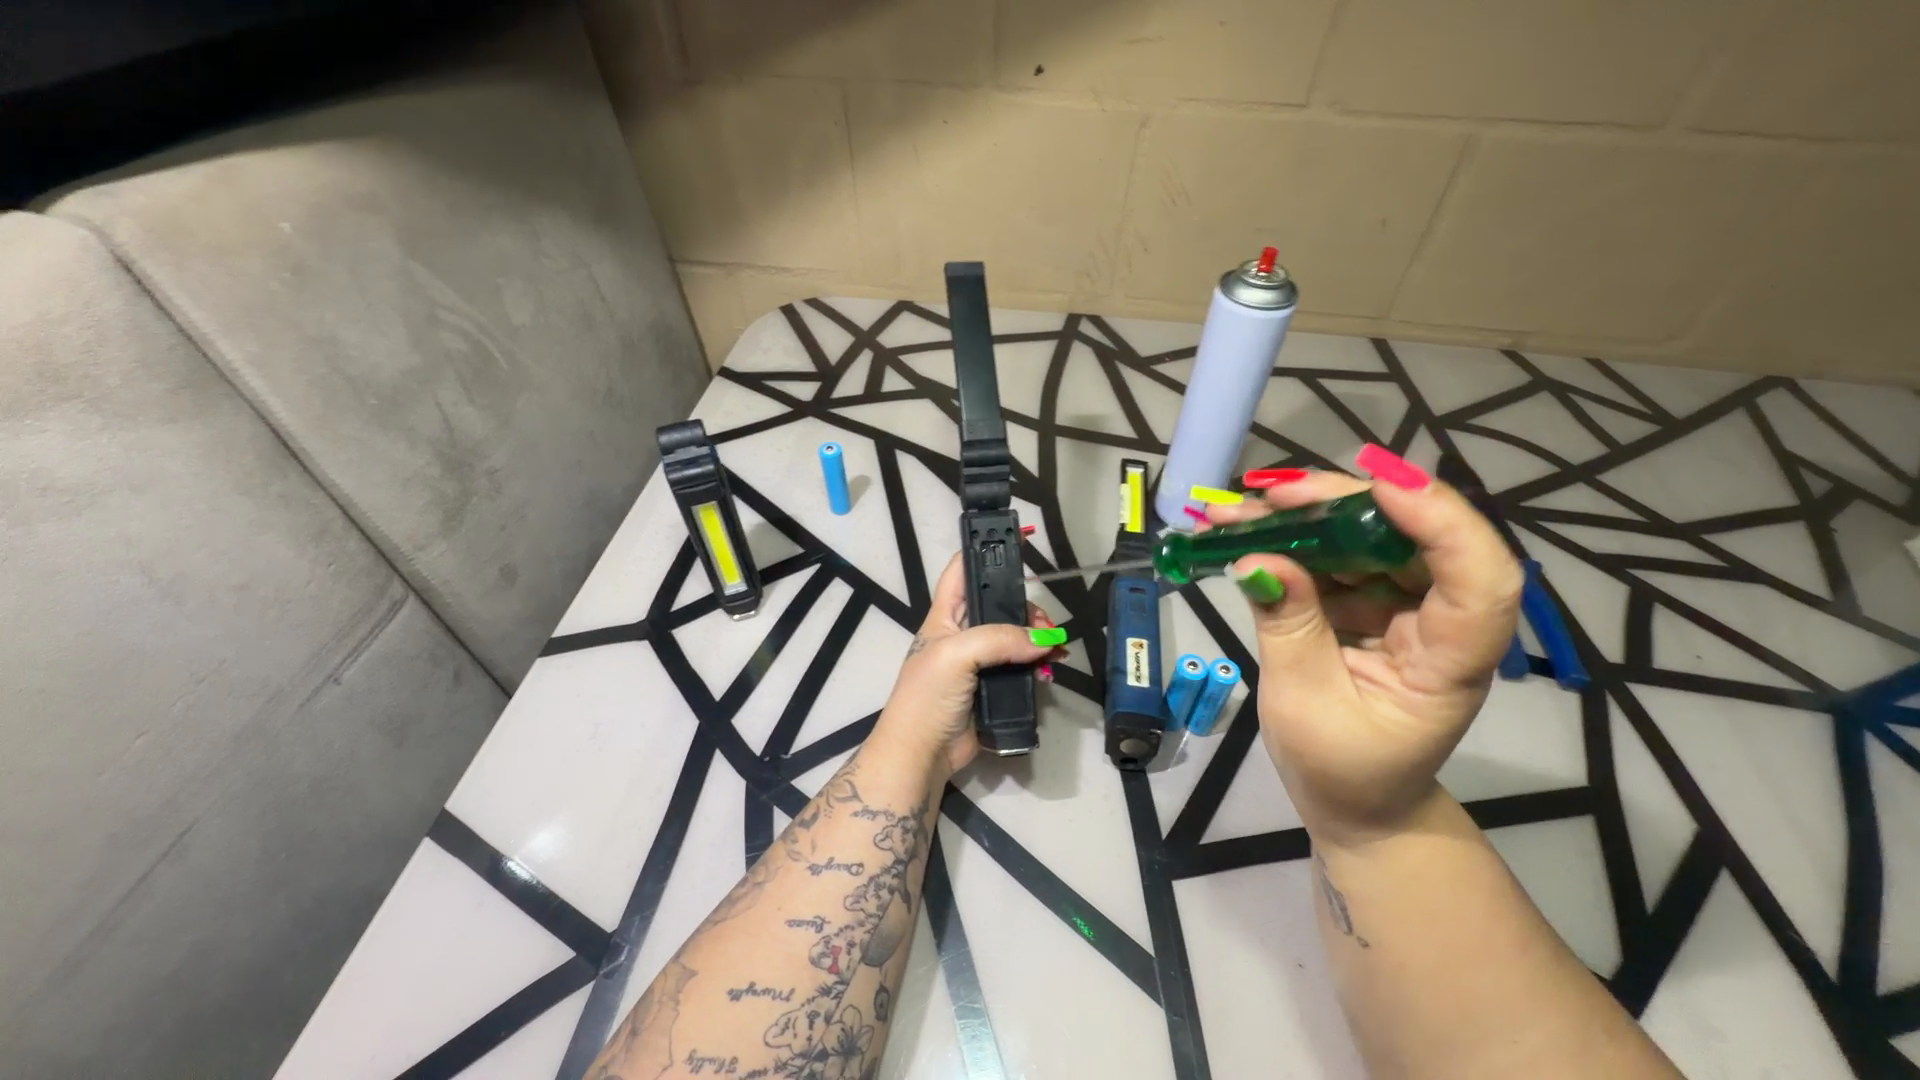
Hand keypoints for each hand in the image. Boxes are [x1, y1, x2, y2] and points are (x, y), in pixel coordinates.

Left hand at [871, 553, 1065, 774]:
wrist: (922, 754)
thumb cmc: (928, 696)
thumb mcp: (957, 655)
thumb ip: (1000, 639)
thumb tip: (1044, 641)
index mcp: (944, 617)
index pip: (962, 571)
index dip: (985, 554)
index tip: (1018, 545)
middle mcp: (962, 635)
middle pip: (1000, 606)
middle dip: (1026, 609)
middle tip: (1046, 625)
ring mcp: (979, 663)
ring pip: (1016, 638)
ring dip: (1038, 639)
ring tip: (1054, 649)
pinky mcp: (994, 688)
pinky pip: (1022, 668)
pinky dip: (1040, 665)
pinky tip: (1051, 668)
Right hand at [1210, 450, 1523, 844]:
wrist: (1357, 804)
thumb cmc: (1343, 771)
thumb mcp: (1304, 702)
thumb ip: (1287, 626)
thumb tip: (1255, 557)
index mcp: (1450, 660)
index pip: (1478, 579)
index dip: (1441, 522)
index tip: (1378, 487)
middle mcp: (1438, 620)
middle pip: (1413, 540)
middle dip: (1343, 504)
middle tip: (1273, 494)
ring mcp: (1404, 607)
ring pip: (1367, 539)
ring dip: (1303, 516)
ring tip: (1235, 509)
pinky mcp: (1369, 604)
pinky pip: (1335, 558)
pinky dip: (1289, 540)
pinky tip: (1241, 529)